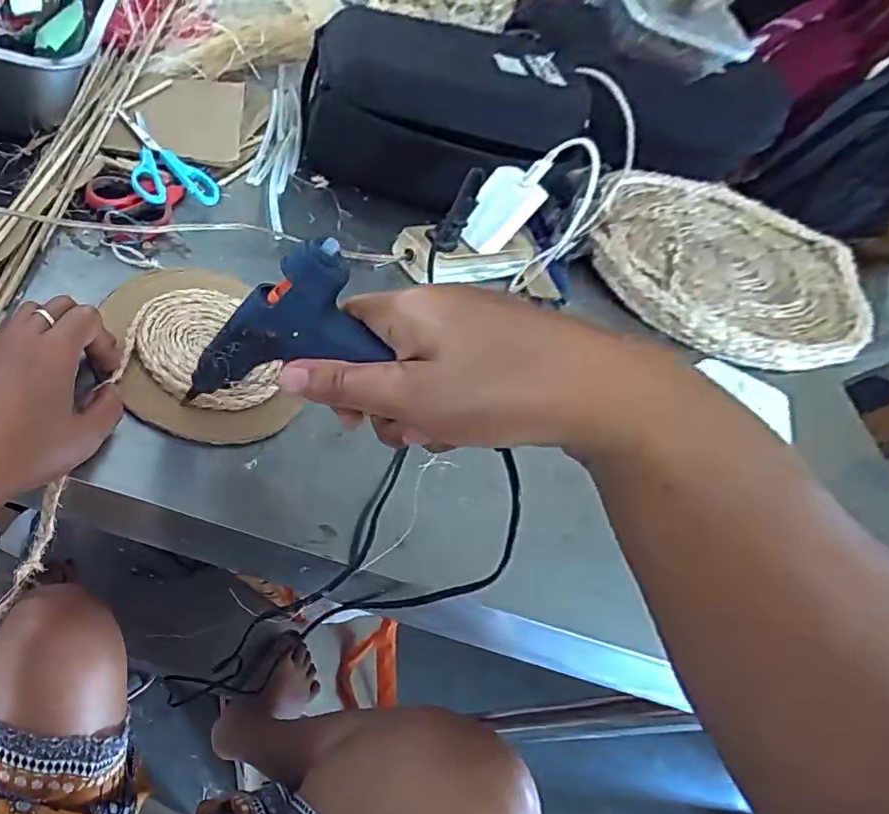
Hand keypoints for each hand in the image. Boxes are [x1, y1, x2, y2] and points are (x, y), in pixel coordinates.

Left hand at [0, 297, 124, 520]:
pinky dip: (26, 343)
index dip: (105, 340)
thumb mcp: (83, 440)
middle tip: (87, 363)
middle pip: (59, 306)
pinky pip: (8, 335)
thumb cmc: (27, 454)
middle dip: (80, 328)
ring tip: (57, 366)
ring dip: (50, 330)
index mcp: (54, 349)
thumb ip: (108, 409)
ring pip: (30, 315)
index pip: (88, 317)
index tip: (106, 372)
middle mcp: (23, 336)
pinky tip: (28, 380)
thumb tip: (109, 392)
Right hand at [276, 286, 702, 458]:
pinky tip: (459, 427)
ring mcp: (468, 323)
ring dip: (406, 408)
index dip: (326, 363)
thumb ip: (340, 385)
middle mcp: (434, 305)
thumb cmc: (494, 391)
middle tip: (391, 429)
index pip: (338, 321)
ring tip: (433, 434)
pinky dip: (439, 402)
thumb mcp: (405, 395)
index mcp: (406, 307)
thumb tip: (282, 373)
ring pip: (407, 369)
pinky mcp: (495, 343)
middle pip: (372, 351)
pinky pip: (442, 372)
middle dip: (372, 397)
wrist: (606, 395)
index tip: (336, 405)